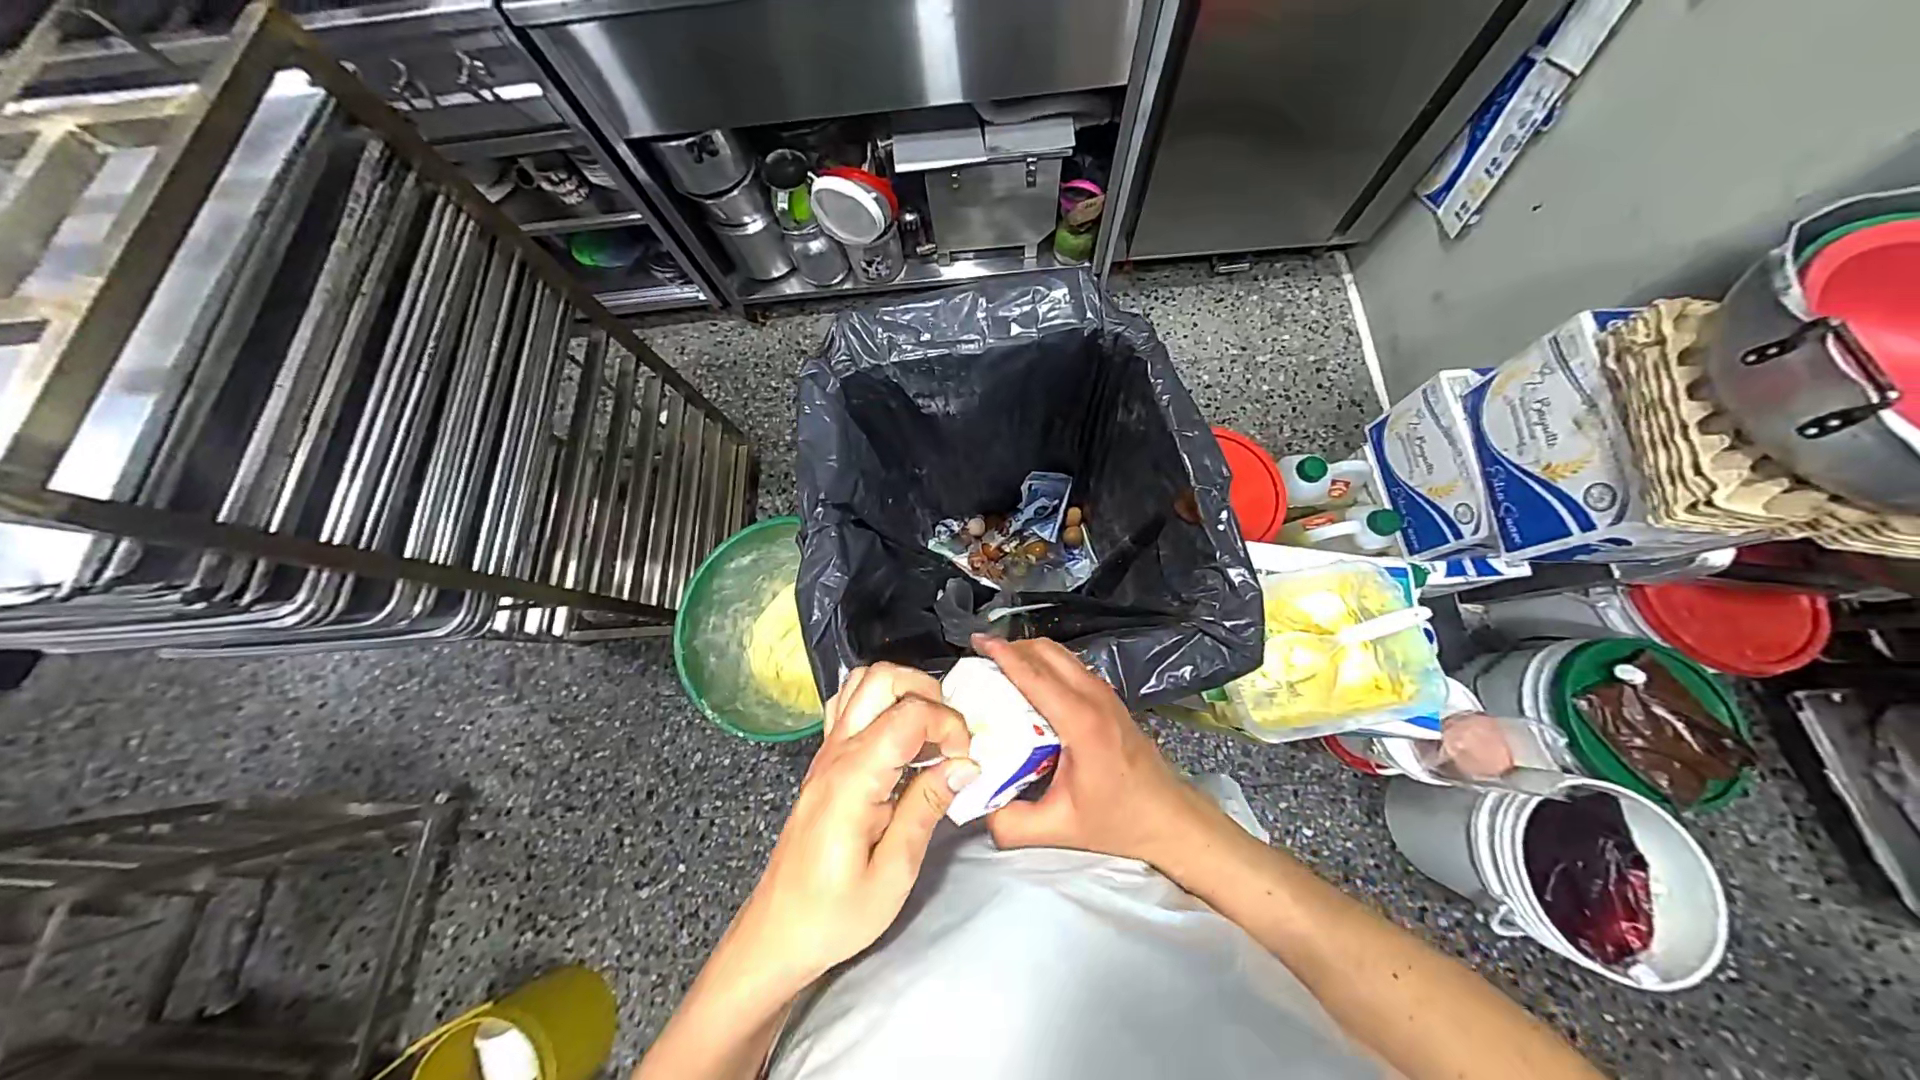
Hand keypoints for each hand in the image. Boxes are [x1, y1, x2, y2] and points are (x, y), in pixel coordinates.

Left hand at [730, 663, 978, 991]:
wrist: (777, 932)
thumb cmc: (834, 915)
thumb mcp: (894, 874)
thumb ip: (927, 809)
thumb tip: (963, 766)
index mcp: (854, 778)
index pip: (910, 714)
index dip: (949, 725)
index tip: (965, 761)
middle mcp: (836, 753)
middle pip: (882, 678)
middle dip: (928, 692)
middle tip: (950, 735)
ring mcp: (826, 753)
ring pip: (863, 682)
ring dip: (904, 692)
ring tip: (929, 733)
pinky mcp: (824, 762)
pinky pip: (849, 706)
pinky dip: (881, 705)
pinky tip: (900, 741)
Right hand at [975, 634, 1224, 865]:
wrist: (1169, 817)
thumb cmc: (1121, 820)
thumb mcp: (1060, 829)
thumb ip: (1012, 823)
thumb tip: (976, 808)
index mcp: (1082, 723)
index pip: (1036, 676)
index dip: (1004, 655)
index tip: (978, 642)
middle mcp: (1095, 698)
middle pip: (1047, 652)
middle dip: (1012, 647)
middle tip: (981, 655)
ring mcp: (1105, 694)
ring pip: (1060, 654)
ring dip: (1029, 652)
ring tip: (999, 664)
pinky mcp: (1108, 698)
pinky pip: (1070, 666)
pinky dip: (1045, 663)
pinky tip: (1029, 681)